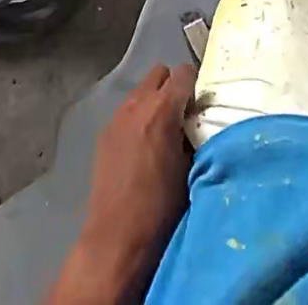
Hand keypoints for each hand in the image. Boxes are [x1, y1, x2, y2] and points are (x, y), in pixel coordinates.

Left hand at [80, 63, 197, 260]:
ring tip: (164, 132)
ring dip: (154, 101)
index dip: (195, 84)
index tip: (202, 103)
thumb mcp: (190, 169)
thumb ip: (194, 136)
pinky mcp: (105, 131)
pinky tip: (144, 145)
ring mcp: (117, 115)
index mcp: (162, 109)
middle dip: (173, 87)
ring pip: (141, 90)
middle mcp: (137, 103)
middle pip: (159, 73)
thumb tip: (196, 121)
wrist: (118, 234)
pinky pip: (128, 110)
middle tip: (184, 114)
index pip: (183, 73)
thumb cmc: (162, 206)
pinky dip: (139, 117)